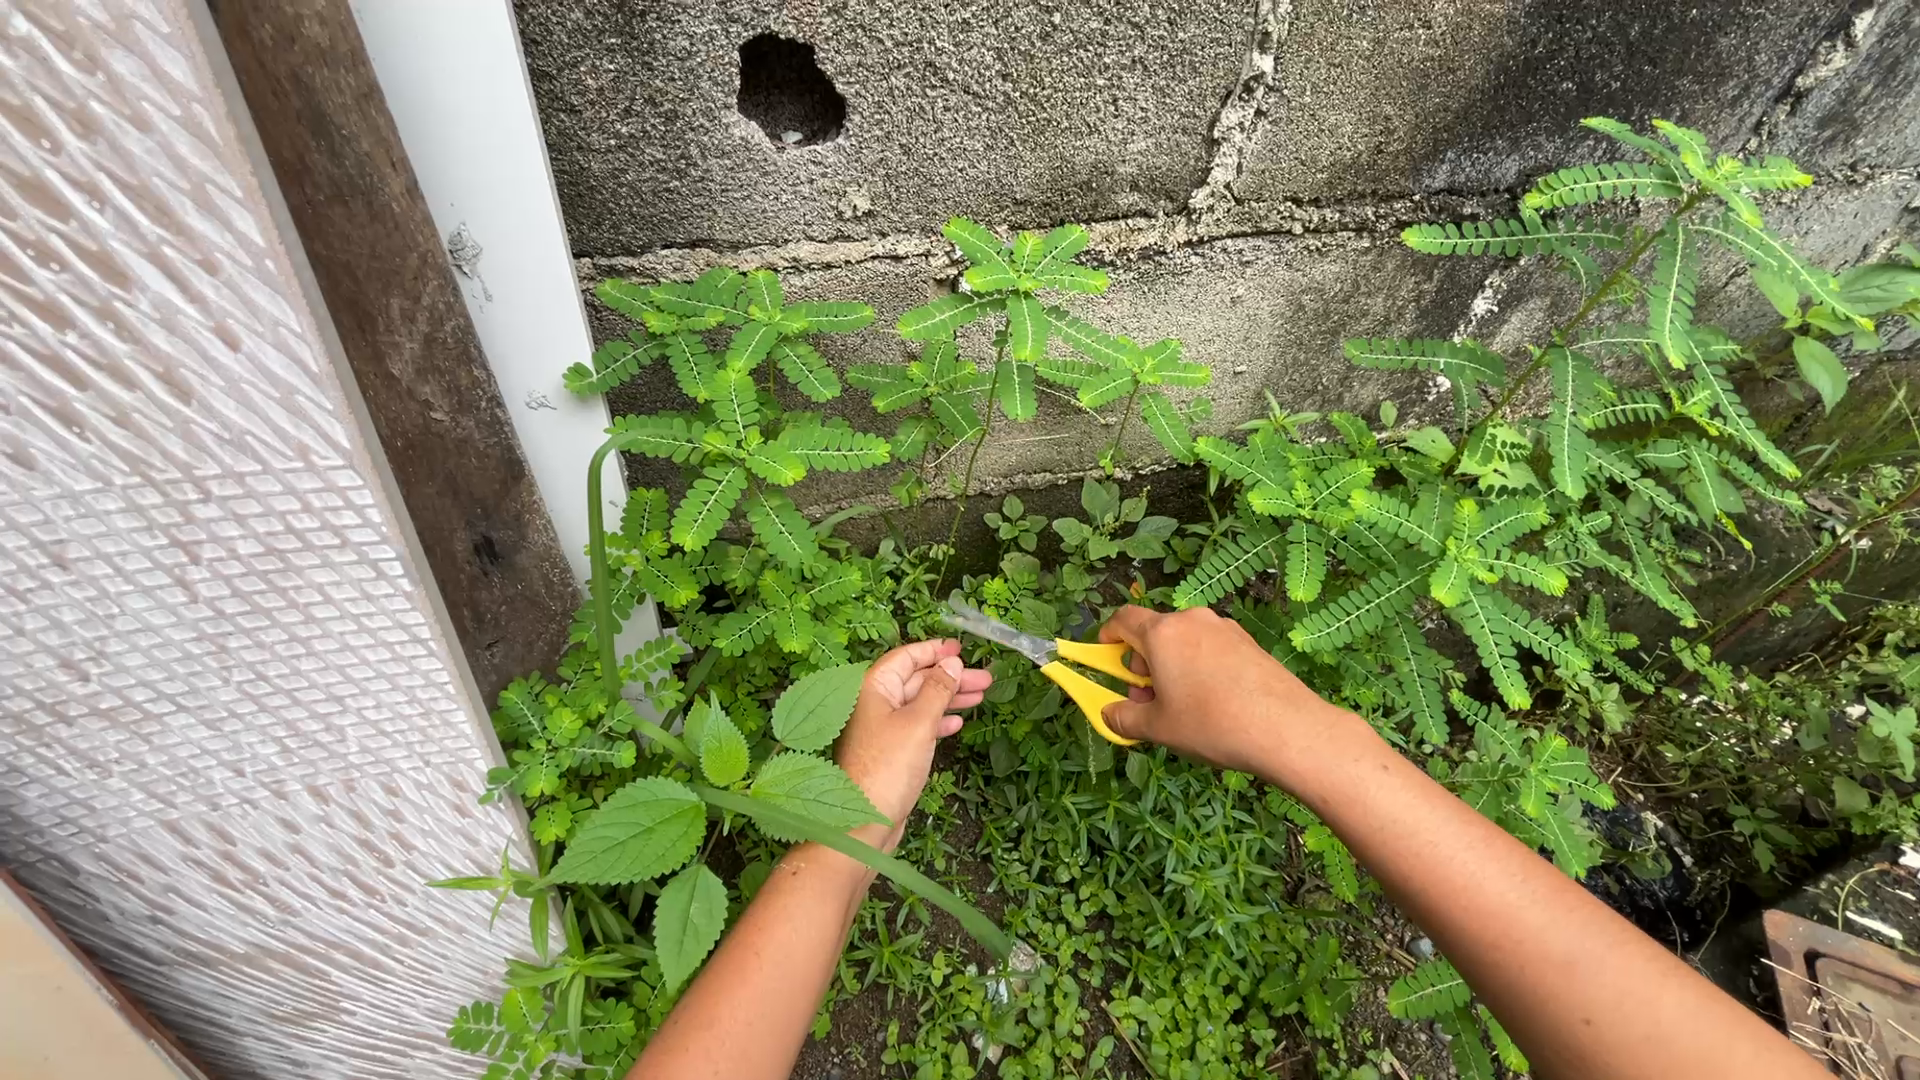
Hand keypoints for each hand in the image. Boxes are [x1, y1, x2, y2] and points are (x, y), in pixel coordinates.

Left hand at [834, 639, 990, 850]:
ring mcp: (881, 728)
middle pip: (916, 679)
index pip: (907, 657)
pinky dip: (937, 721)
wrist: (864, 822)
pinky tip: (957, 723)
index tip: (961, 648)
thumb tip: (952, 662)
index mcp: (873, 687)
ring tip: (980, 696)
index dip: (934, 650)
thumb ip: (938, 689)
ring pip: (920, 703)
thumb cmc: (889, 767)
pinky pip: (917, 726)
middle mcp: (874, 702)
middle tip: (985, 678)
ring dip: (949, 698)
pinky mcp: (890, 751)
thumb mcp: (919, 722)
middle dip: (950, 677)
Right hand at [1097, 606, 1354, 781]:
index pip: (1122, 619)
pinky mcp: (1249, 642)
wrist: (1288, 729)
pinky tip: (1215, 702)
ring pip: (1184, 640)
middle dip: (1143, 662)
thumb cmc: (1210, 724)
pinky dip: (1200, 666)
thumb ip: (1124, 718)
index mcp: (1162, 633)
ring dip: (1172, 665)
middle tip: (1147, 698)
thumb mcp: (1158, 728)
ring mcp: (1224, 628)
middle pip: (1154, 631)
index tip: (1107, 658)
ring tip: (1183, 705)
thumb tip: (1108, 714)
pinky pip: (1211, 648)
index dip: (1108, 636)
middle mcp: (1192, 620)